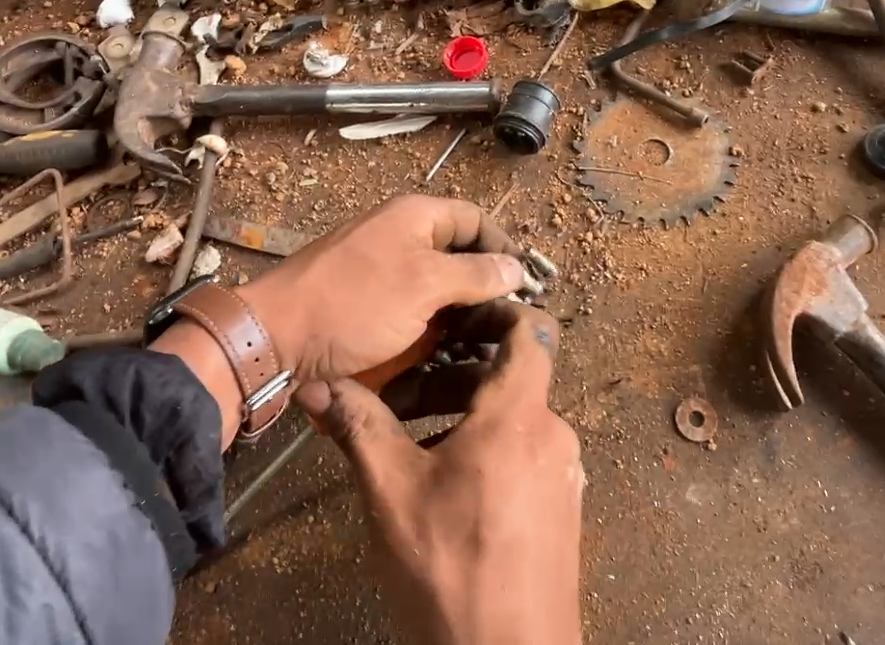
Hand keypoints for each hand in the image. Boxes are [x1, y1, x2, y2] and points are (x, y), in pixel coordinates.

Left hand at [237, 195, 523, 383]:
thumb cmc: (354, 303)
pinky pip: (415, 310)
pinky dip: (435, 328)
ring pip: (439, 287)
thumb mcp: (424, 284)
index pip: (475, 219)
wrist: (277, 338)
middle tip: (510, 323)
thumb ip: (475, 274)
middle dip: (486, 286)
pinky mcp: (370, 305)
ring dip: (463, 313)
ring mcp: (383, 272)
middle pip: (459, 253)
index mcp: (415, 217)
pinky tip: (451, 356)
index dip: (503, 246)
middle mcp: (401, 237)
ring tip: (487, 346)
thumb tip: (516, 268)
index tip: (525, 284)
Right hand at [297, 302, 582, 644]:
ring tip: (412, 445)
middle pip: (509, 378)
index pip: (529, 332)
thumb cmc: (450, 571)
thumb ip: (360, 428)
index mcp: (519, 417)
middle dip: (452, 380)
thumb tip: (320, 386)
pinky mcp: (562, 508)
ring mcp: (564, 474)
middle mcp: (552, 435)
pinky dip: (488, 447)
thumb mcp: (391, 494)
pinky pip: (525, 453)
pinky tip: (446, 484)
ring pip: (514, 418)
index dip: (496, 313)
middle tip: (400, 403)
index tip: (454, 318)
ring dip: (465, 416)